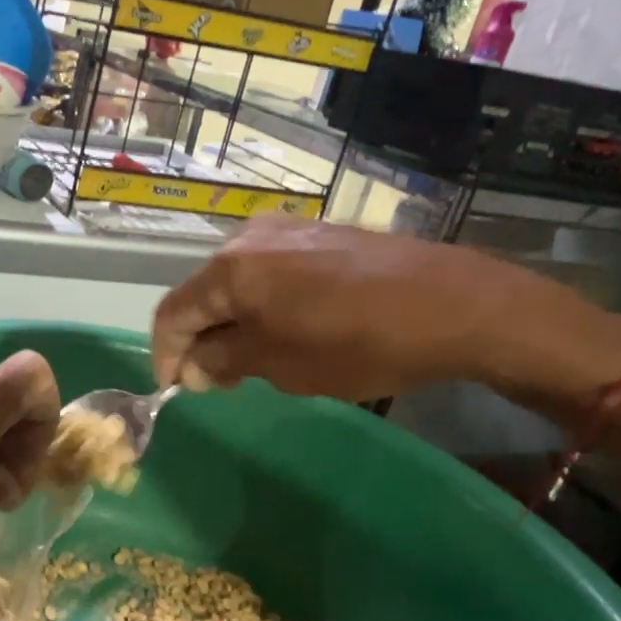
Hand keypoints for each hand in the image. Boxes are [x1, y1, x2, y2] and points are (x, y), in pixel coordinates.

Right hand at [151, 217, 620, 405]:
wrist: (454, 303)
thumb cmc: (358, 341)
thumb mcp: (281, 364)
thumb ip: (223, 361)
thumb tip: (194, 365)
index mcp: (229, 268)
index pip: (172, 313)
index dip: (167, 355)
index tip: (177, 389)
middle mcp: (247, 239)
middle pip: (204, 293)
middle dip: (203, 339)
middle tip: (218, 381)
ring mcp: (287, 231)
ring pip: (238, 282)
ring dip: (234, 322)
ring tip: (256, 361)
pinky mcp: (319, 234)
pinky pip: (271, 272)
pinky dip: (265, 304)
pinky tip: (291, 330)